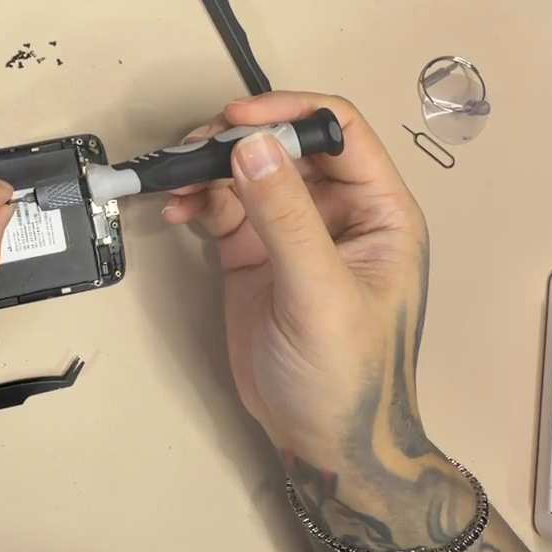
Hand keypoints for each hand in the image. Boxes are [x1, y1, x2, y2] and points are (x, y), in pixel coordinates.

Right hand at [163, 92, 431, 471]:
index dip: (287, 112)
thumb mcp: (320, 294)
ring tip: (175, 181)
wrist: (319, 438)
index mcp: (376, 211)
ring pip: (244, 168)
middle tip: (191, 152)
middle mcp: (333, 209)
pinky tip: (176, 208)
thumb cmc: (349, 377)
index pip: (337, 130)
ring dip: (206, 166)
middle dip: (233, 138)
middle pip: (281, 142)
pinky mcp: (251, 247)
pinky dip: (193, 197)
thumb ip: (286, 218)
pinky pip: (219, 202)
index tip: (234, 119)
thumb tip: (251, 146)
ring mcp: (288, 227)